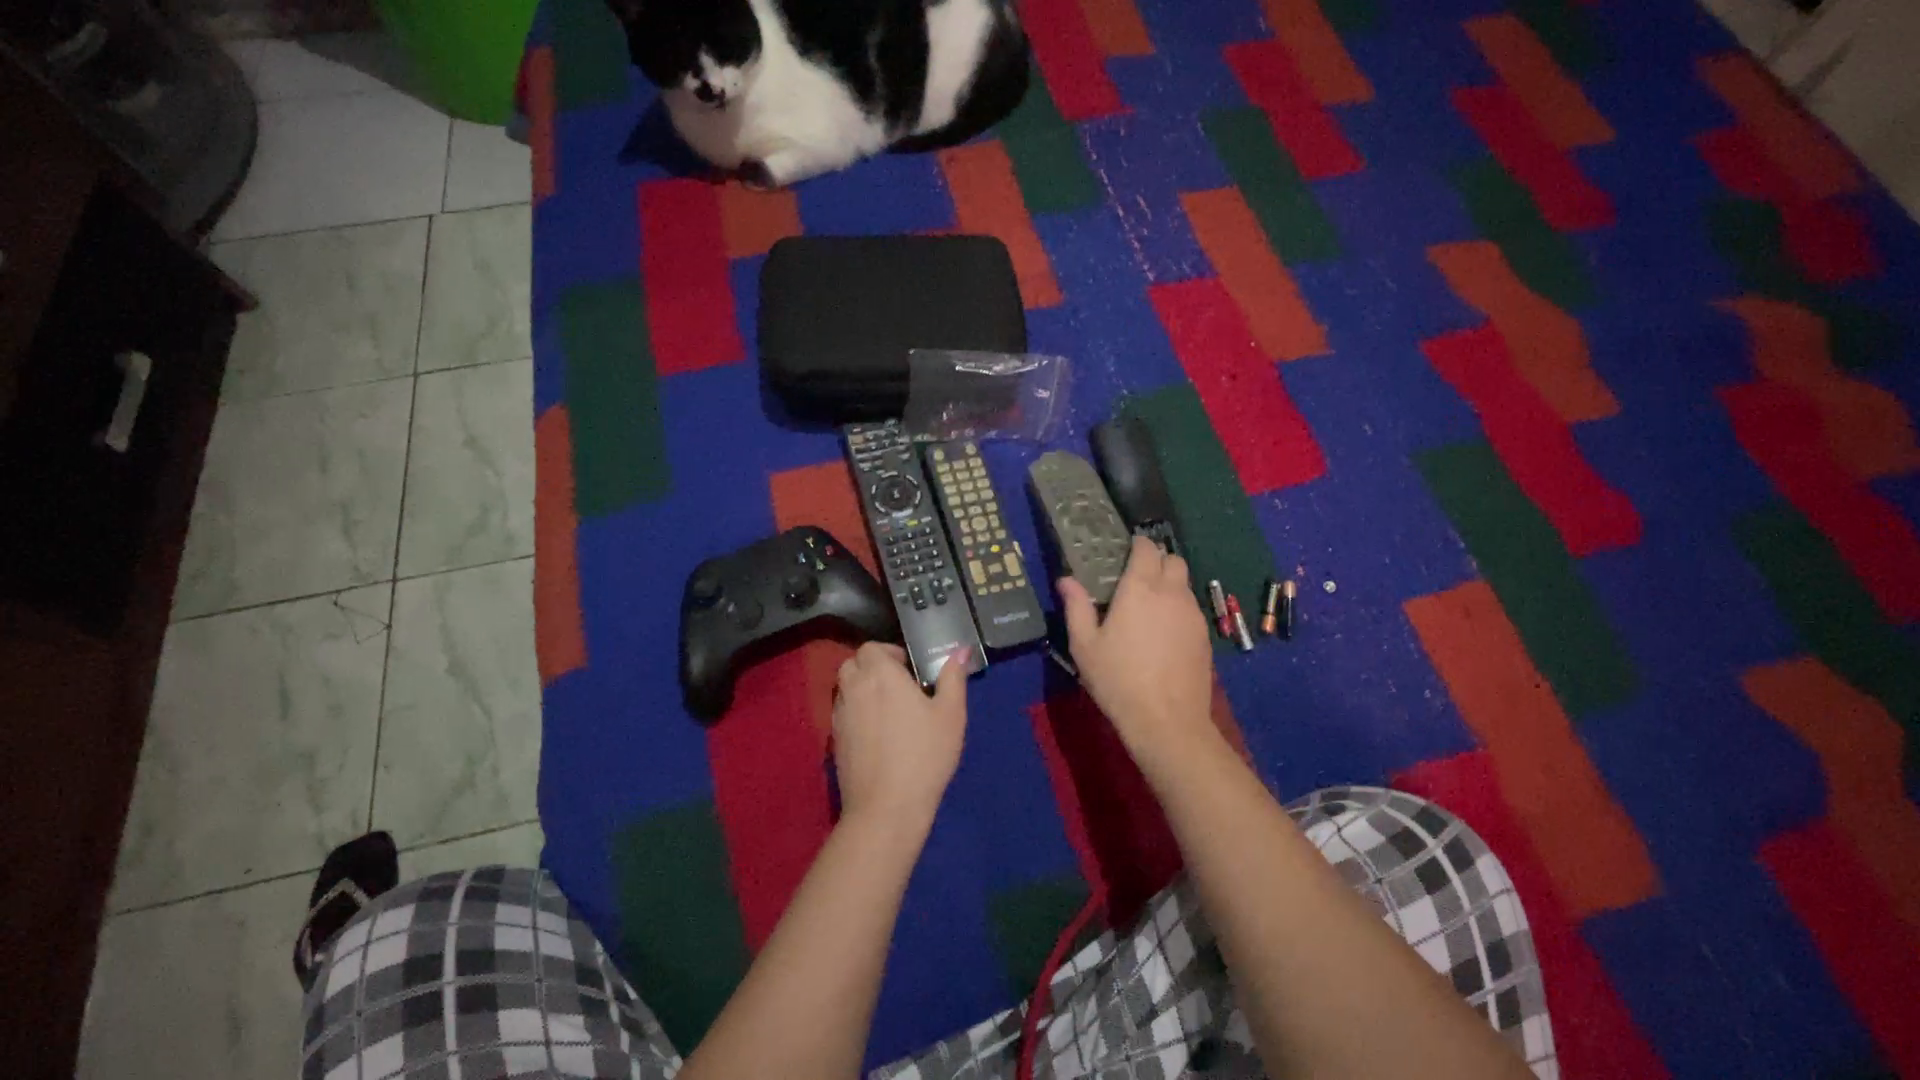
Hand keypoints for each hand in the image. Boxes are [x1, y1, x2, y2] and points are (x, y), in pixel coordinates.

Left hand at [831, 643, 970, 829]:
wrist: (887, 806)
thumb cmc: (924, 755)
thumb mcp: (951, 714)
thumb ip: (953, 678)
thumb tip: (960, 650)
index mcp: (880, 674)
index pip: (871, 647)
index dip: (889, 653)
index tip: (909, 670)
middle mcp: (854, 688)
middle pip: (853, 664)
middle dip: (872, 667)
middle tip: (898, 686)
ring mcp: (840, 715)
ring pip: (844, 688)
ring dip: (861, 689)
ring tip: (888, 710)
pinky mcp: (834, 740)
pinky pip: (842, 713)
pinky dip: (855, 712)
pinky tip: (877, 734)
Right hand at [1059, 536, 1215, 760]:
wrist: (1167, 721)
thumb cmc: (1118, 681)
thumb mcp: (1085, 646)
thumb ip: (1076, 608)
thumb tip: (1066, 580)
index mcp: (1140, 589)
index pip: (1147, 549)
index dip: (1138, 544)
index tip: (1126, 550)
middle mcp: (1171, 594)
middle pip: (1173, 560)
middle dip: (1158, 560)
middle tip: (1137, 576)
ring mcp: (1193, 615)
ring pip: (1185, 585)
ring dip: (1170, 585)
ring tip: (1150, 606)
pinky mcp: (1205, 636)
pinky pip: (1192, 609)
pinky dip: (1179, 608)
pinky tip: (1164, 632)